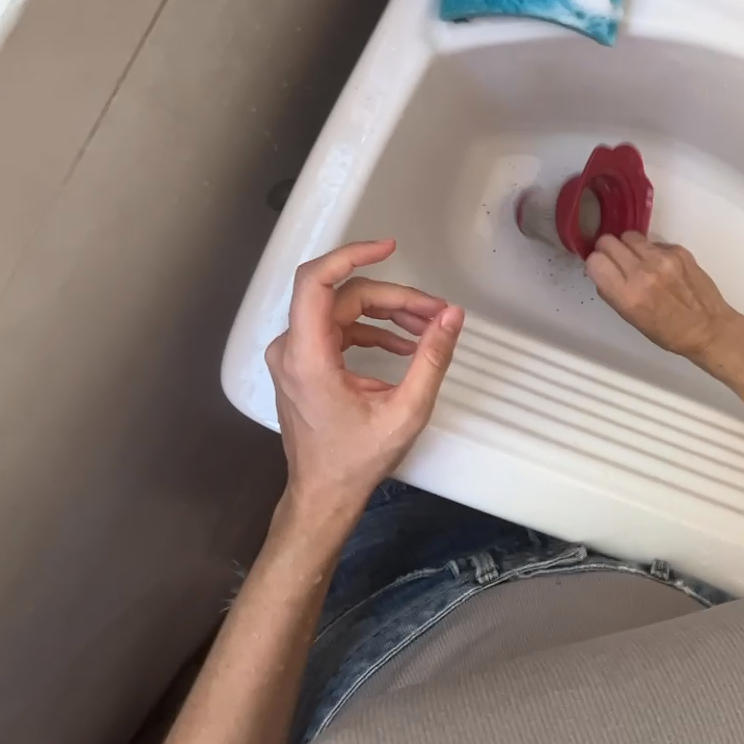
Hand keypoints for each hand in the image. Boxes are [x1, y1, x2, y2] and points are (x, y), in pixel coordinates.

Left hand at [264, 239, 463, 514]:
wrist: (323, 495)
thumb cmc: (357, 460)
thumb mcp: (406, 410)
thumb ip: (431, 358)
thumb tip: (452, 316)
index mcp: (308, 357)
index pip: (315, 282)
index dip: (351, 255)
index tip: (388, 248)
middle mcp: (292, 349)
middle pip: (344, 297)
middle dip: (395, 299)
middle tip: (436, 313)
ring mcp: (293, 356)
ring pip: (343, 310)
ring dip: (388, 314)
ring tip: (427, 329)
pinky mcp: (302, 363)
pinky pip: (338, 328)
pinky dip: (373, 330)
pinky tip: (404, 346)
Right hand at [585, 233, 743, 363]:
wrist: (708, 328)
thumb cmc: (667, 331)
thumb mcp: (631, 318)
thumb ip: (613, 291)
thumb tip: (602, 271)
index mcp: (627, 295)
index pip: (595, 260)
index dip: (596, 263)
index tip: (602, 268)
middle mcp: (642, 272)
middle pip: (608, 241)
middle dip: (608, 249)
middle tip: (617, 261)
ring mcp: (662, 258)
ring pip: (629, 236)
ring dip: (628, 246)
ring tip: (638, 260)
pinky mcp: (678, 250)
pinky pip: (653, 242)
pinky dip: (651, 251)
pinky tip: (661, 267)